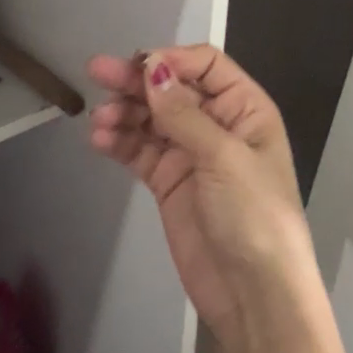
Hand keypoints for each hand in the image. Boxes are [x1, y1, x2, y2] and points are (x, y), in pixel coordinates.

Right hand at [88, 46, 347, 352]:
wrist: (255, 293)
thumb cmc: (254, 214)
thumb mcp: (224, 158)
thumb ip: (184, 114)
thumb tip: (153, 68)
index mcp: (245, 108)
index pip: (206, 66)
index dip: (172, 59)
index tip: (137, 63)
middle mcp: (219, 124)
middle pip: (174, 89)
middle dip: (138, 80)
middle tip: (98, 72)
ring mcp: (192, 154)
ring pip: (152, 119)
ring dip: (125, 113)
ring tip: (99, 119)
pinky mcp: (170, 183)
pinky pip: (141, 152)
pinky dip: (121, 142)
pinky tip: (99, 139)